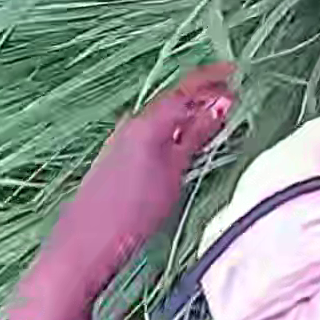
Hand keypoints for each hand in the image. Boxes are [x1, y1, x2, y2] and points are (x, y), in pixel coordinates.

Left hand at [22, 63, 235, 304]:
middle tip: (234, 99)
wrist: (83, 248)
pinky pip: (155, 128)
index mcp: (149, 120)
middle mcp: (134, 122)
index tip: (237, 72)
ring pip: (165, 114)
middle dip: (206, 95)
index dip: (213, 77)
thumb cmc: (134, 209)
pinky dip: (177, 126)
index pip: (187, 87)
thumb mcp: (176, 168)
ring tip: (218, 117)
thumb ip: (199, 133)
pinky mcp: (118, 155)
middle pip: (176, 98)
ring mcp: (123, 138)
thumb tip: (223, 104)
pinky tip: (189, 139)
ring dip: (192, 111)